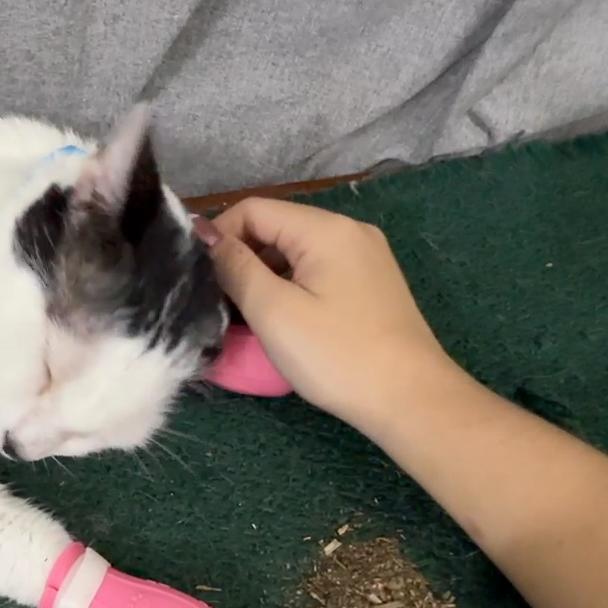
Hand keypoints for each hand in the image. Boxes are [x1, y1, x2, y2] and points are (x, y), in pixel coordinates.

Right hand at [199, 197, 464, 433]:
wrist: (409, 399)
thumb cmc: (336, 354)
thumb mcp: (274, 310)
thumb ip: (235, 267)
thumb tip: (203, 235)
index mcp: (326, 230)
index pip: (253, 209)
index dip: (218, 236)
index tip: (199, 278)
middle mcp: (348, 232)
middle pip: (274, 227)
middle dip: (238, 258)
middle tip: (215, 301)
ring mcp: (362, 257)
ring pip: (292, 251)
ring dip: (260, 276)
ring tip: (239, 315)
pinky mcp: (367, 283)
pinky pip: (313, 270)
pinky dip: (286, 286)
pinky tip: (275, 319)